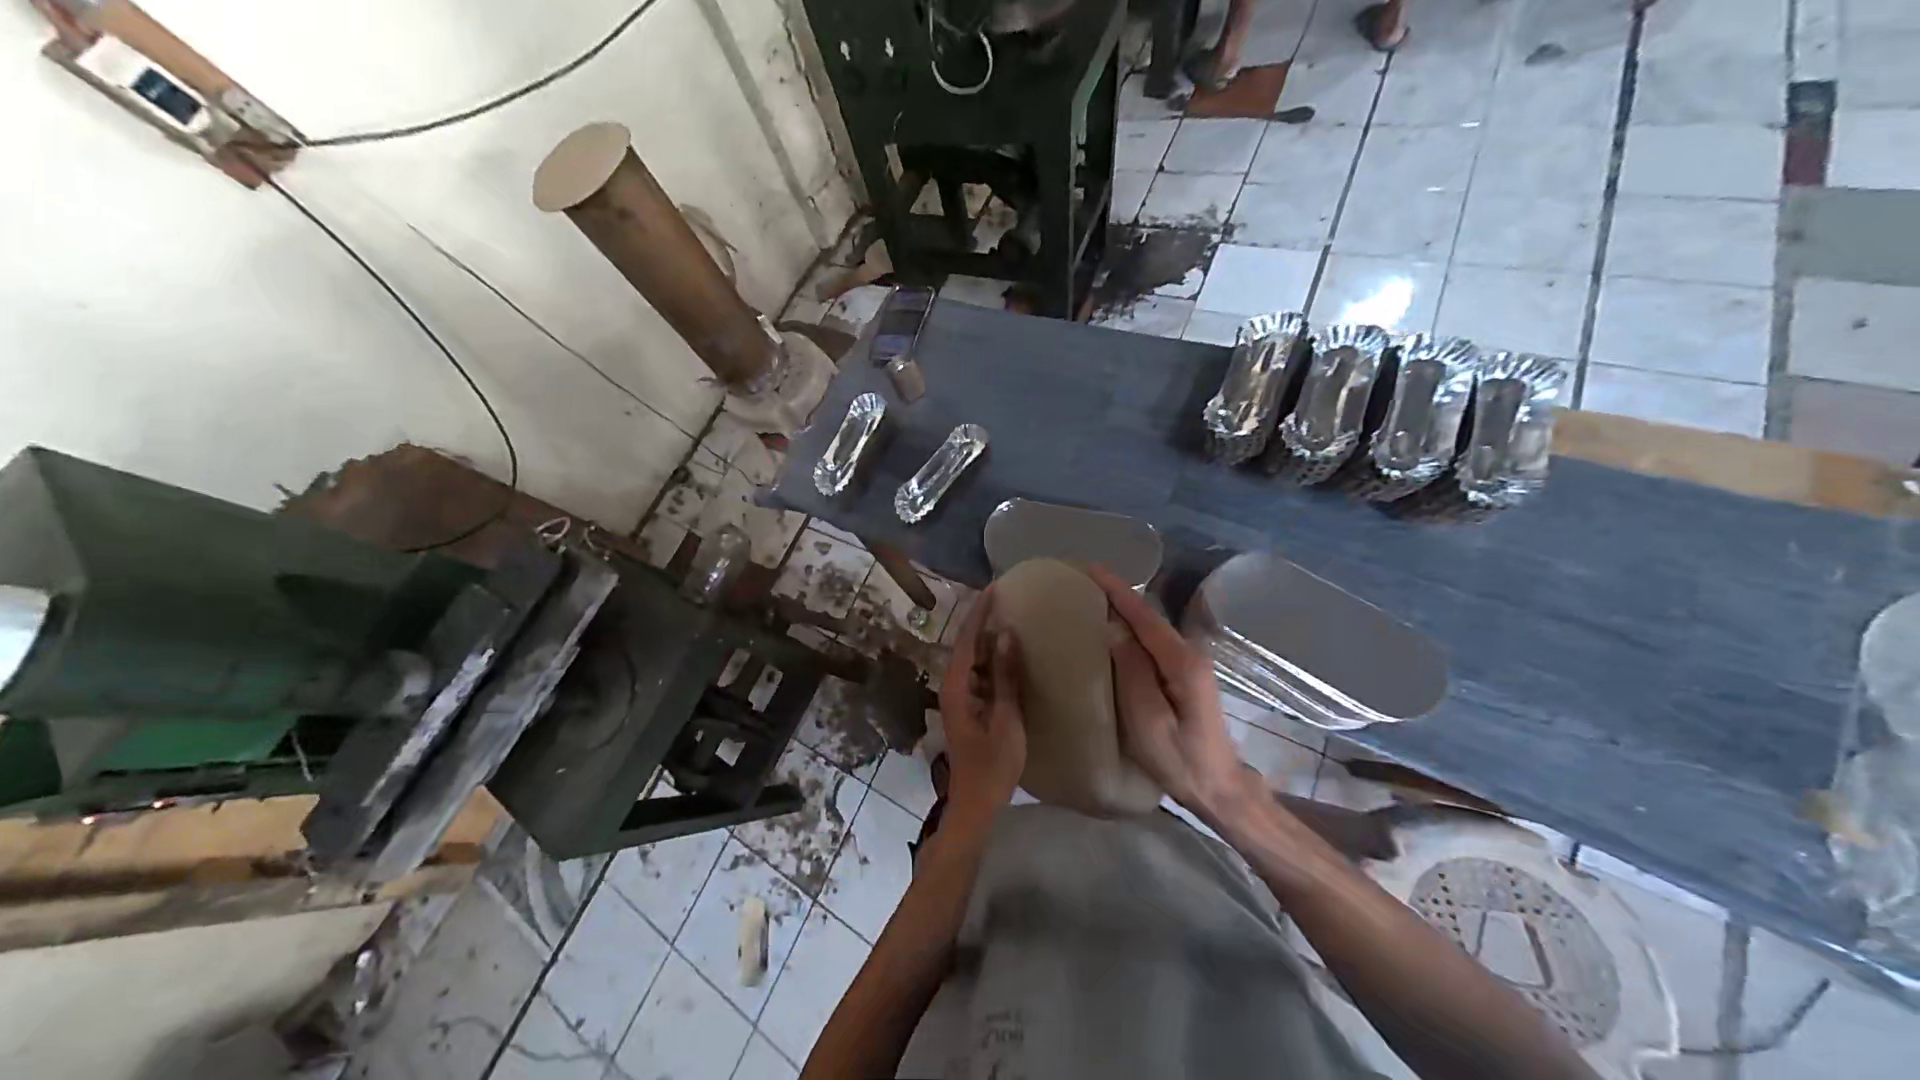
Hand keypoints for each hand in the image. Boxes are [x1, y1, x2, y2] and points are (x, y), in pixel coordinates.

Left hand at [937, 589, 1026, 818]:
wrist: (976, 804)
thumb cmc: (993, 765)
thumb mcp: (1006, 719)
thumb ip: (1006, 676)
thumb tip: (1007, 634)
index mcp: (957, 686)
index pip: (968, 639)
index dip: (980, 612)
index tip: (995, 587)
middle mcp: (953, 687)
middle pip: (968, 645)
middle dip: (984, 620)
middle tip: (1007, 596)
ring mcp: (960, 698)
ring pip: (974, 659)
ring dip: (990, 639)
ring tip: (1012, 615)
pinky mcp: (969, 708)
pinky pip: (980, 674)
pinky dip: (994, 660)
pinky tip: (1012, 654)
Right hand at [1088, 566, 1252, 818]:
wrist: (1218, 786)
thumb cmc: (1180, 759)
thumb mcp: (1148, 721)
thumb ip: (1132, 673)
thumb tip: (1114, 629)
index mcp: (1181, 661)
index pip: (1144, 616)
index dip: (1117, 591)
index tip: (1090, 568)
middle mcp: (1189, 653)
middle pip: (1149, 616)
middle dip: (1118, 595)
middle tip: (1082, 583)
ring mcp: (1190, 663)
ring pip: (1151, 628)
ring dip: (1124, 611)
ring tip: (1092, 600)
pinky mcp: (1186, 675)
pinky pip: (1153, 642)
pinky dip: (1132, 630)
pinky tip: (1115, 631)